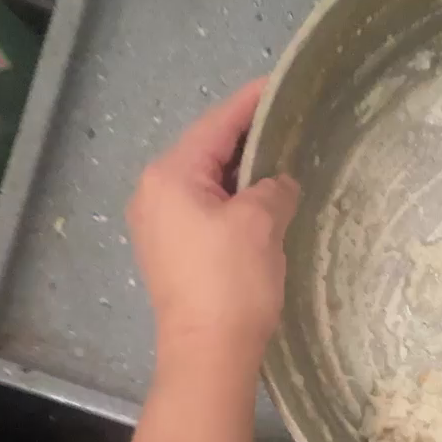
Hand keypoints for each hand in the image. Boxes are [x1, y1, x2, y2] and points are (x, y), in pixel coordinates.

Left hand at [128, 79, 301, 373]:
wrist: (208, 355)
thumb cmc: (232, 283)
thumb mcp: (261, 225)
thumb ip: (273, 189)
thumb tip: (278, 185)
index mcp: (171, 175)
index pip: (216, 125)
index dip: (251, 104)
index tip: (280, 86)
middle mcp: (154, 194)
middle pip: (206, 154)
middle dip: (246, 143)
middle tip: (287, 131)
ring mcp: (157, 227)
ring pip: (205, 187)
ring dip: (240, 179)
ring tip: (278, 170)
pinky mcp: (170, 256)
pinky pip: (203, 215)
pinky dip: (230, 207)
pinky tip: (258, 212)